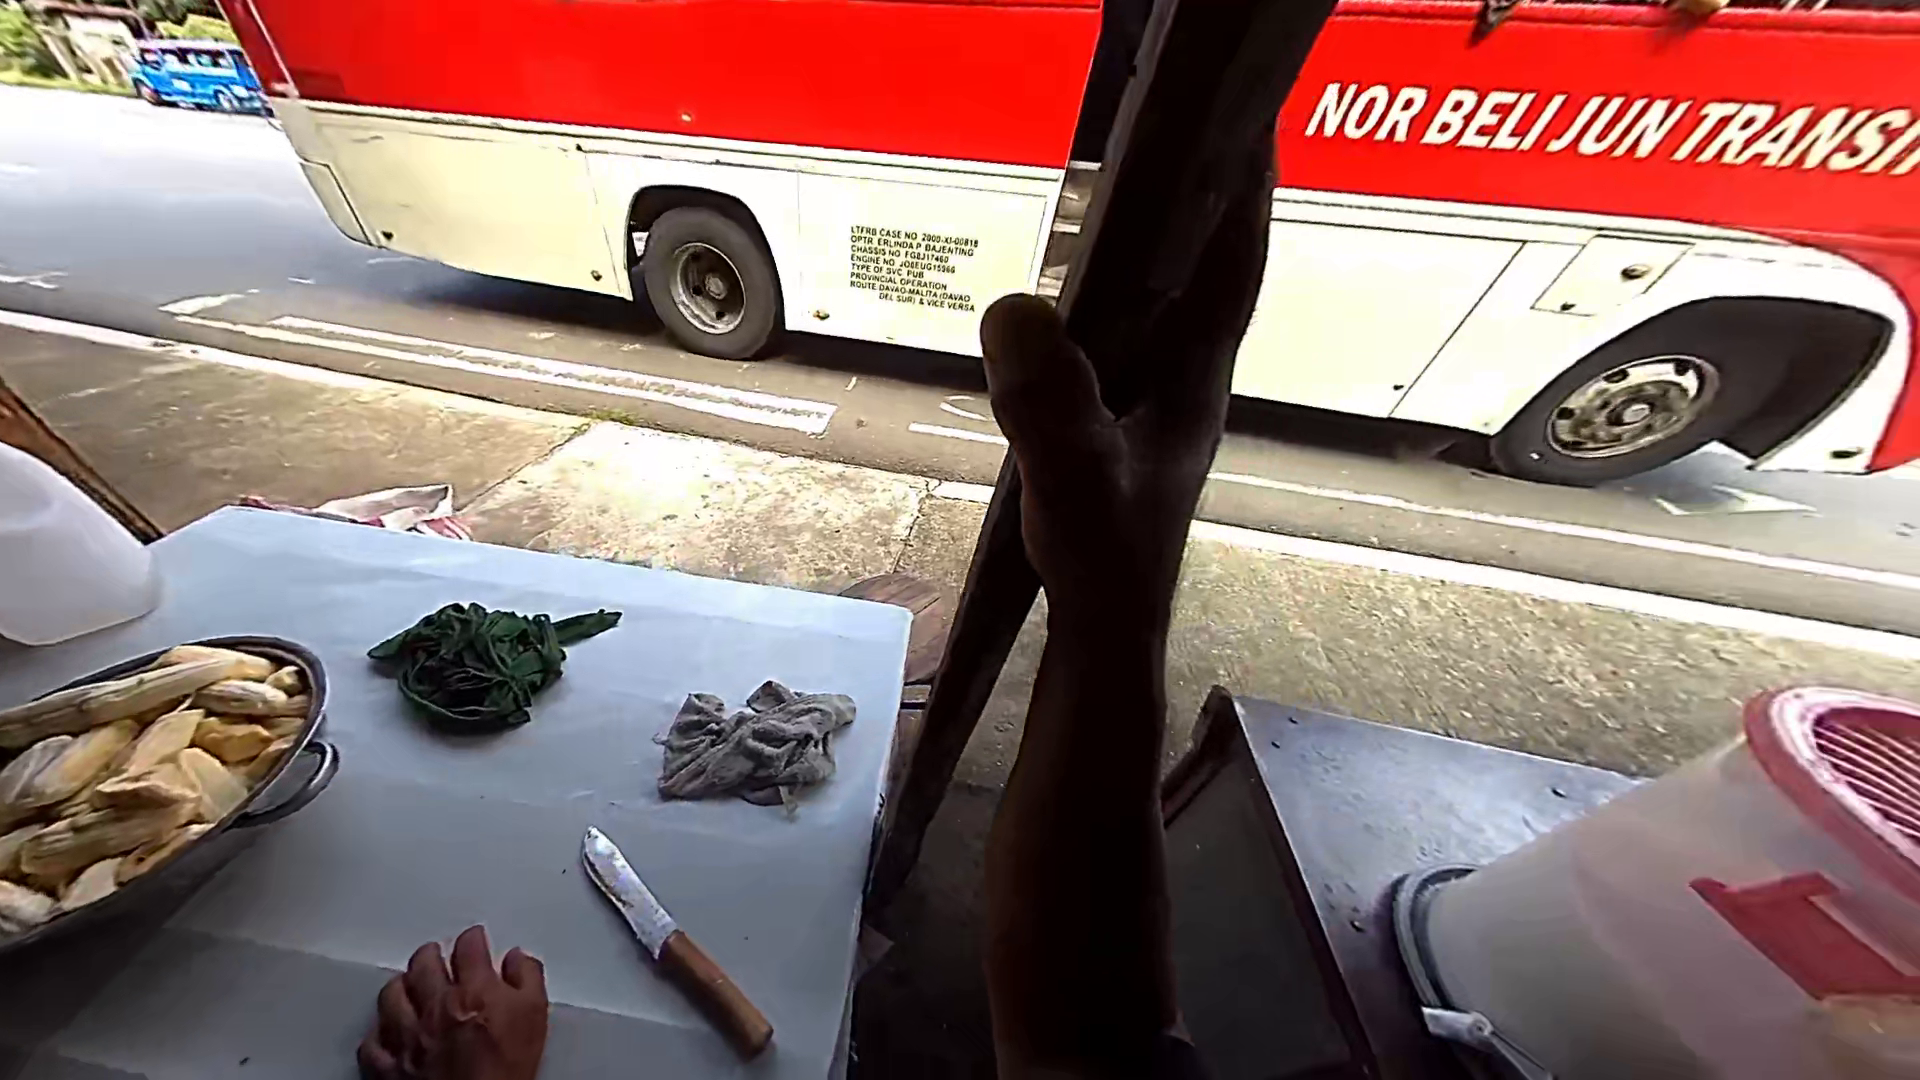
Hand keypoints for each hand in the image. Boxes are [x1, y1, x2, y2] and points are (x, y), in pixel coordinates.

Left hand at [358, 925, 549, 1079]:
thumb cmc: (507, 1066)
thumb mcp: (535, 1011)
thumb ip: (527, 976)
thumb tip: (517, 959)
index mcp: (475, 990)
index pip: (467, 946)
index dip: (472, 937)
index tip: (474, 938)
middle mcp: (437, 1008)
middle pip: (423, 964)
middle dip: (432, 952)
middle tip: (438, 951)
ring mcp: (408, 1039)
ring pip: (391, 997)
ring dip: (402, 984)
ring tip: (410, 981)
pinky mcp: (388, 1069)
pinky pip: (371, 1042)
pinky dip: (380, 1029)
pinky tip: (390, 1025)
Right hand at [979, 145, 1272, 633]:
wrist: (1105, 617)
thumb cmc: (1105, 556)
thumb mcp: (1074, 480)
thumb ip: (1050, 405)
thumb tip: (1012, 308)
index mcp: (1192, 381)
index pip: (1232, 266)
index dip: (1245, 188)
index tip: (1242, 115)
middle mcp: (1183, 382)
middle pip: (1199, 274)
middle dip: (1191, 205)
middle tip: (1158, 145)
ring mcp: (1154, 405)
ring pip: (1158, 313)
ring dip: (1146, 259)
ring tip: (1115, 207)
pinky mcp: (1123, 425)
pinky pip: (1120, 349)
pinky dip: (1104, 316)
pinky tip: (1070, 313)